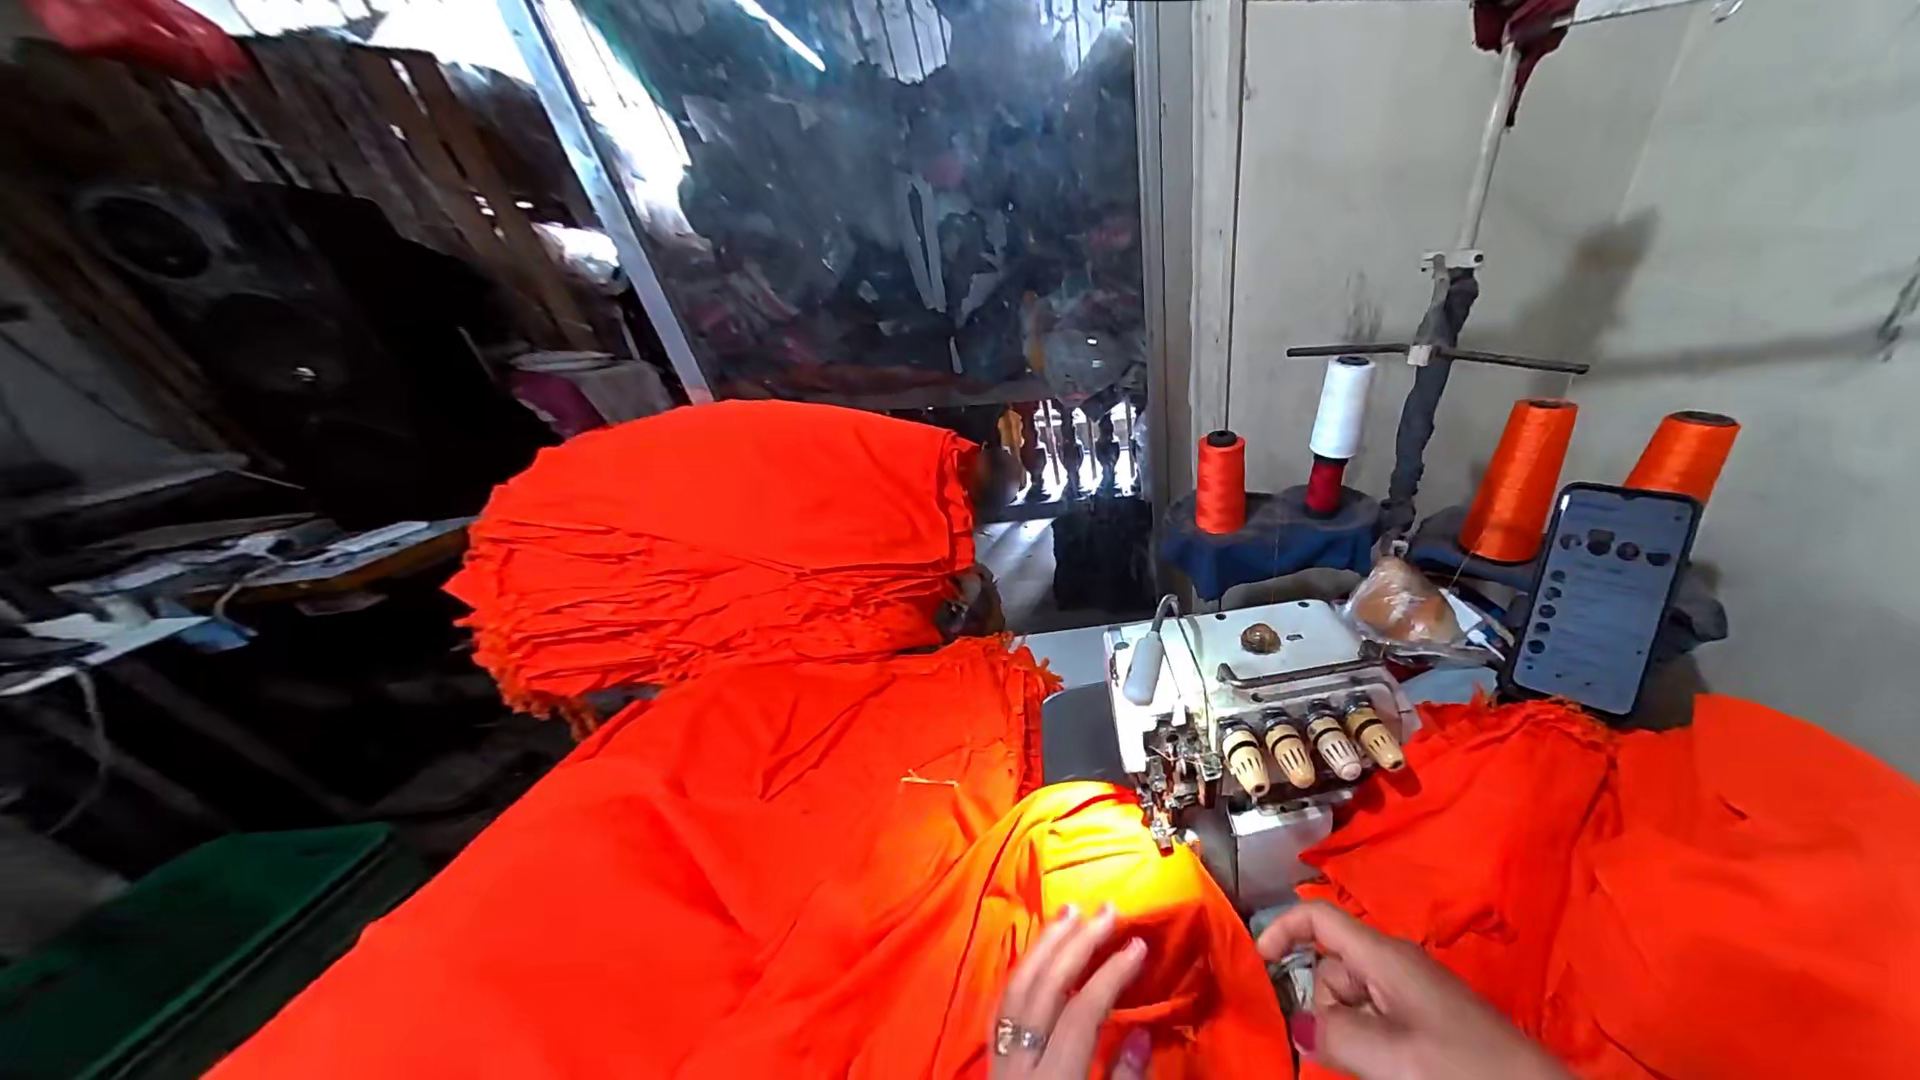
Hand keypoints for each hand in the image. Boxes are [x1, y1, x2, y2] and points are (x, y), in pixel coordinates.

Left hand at [990, 904, 1153, 1079]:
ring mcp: (998, 1058)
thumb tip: (1142, 1031)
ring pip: (1018, 985)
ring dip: (1046, 943)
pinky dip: (1024, 968)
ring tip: (1071, 911)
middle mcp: (1019, 1061)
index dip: (1110, 976)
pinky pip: (1003, 1001)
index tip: (1138, 945)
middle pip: (1046, 987)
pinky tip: (1040, 948)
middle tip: (1106, 910)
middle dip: (1078, 943)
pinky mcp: (990, 1058)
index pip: (1081, 1013)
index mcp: (1052, 1079)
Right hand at [1257, 902, 1572, 1079]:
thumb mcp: (1393, 1057)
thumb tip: (1296, 1026)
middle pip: (1333, 967)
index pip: (1316, 916)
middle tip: (1342, 1054)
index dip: (1281, 929)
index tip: (1259, 964)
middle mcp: (1395, 964)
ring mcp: (1417, 994)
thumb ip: (1334, 1036)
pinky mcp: (1434, 1023)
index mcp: (1383, 955)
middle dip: (1324, 1007)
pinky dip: (1372, 1043)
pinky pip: (1381, 1021)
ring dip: (1349, 1032)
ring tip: (1374, 1072)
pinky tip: (1388, 1073)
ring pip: (1356, 1001)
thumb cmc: (1466, 1071)